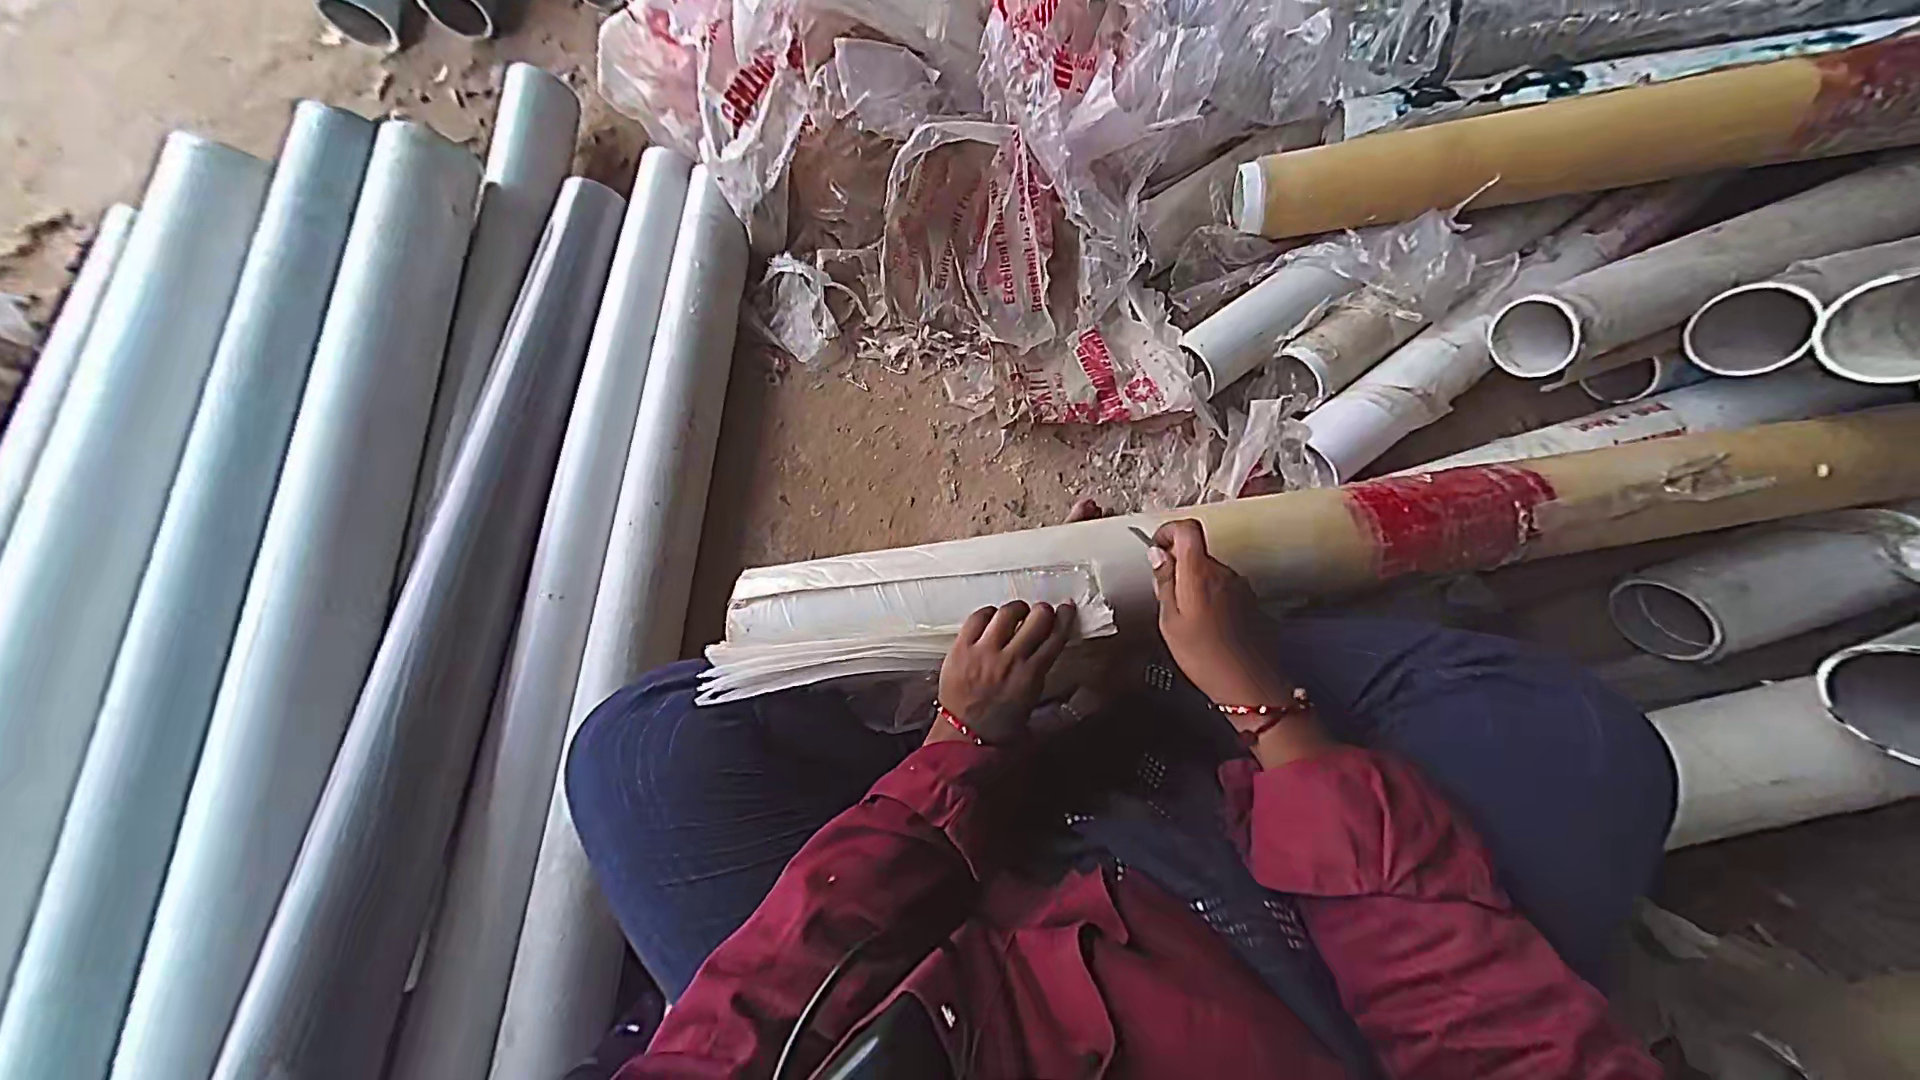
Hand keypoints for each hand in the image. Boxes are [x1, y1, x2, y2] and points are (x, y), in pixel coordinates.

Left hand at [933, 601, 1076, 745]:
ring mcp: (983, 651)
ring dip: (1017, 609)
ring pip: (1007, 612)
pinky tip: (992, 619)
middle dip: (1043, 611)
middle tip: (1041, 613)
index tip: (1066, 609)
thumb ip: (1054, 692)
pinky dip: (988, 613)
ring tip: (1017, 613)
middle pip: (1037, 617)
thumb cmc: (1000, 729)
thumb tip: (1079, 686)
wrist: (964, 736)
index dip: (1065, 618)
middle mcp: (1010, 659)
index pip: (1056, 636)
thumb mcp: (1036, 712)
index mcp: (1031, 675)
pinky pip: (978, 617)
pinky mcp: (961, 648)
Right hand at [1148, 520, 1293, 708]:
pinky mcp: (1249, 599)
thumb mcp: (1170, 621)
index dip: (1168, 532)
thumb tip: (1157, 555)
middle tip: (1164, 593)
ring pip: (1208, 569)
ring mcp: (1239, 585)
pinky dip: (1207, 595)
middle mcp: (1223, 573)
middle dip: (1176, 564)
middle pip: (1196, 550)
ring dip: (1192, 582)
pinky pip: (1221, 585)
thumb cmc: (1205, 657)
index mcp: (1200, 573)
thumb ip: (1164, 582)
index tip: (1157, 548)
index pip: (1187, 529)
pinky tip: (1202, 623)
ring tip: (1183, 615)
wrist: (1248, 684)